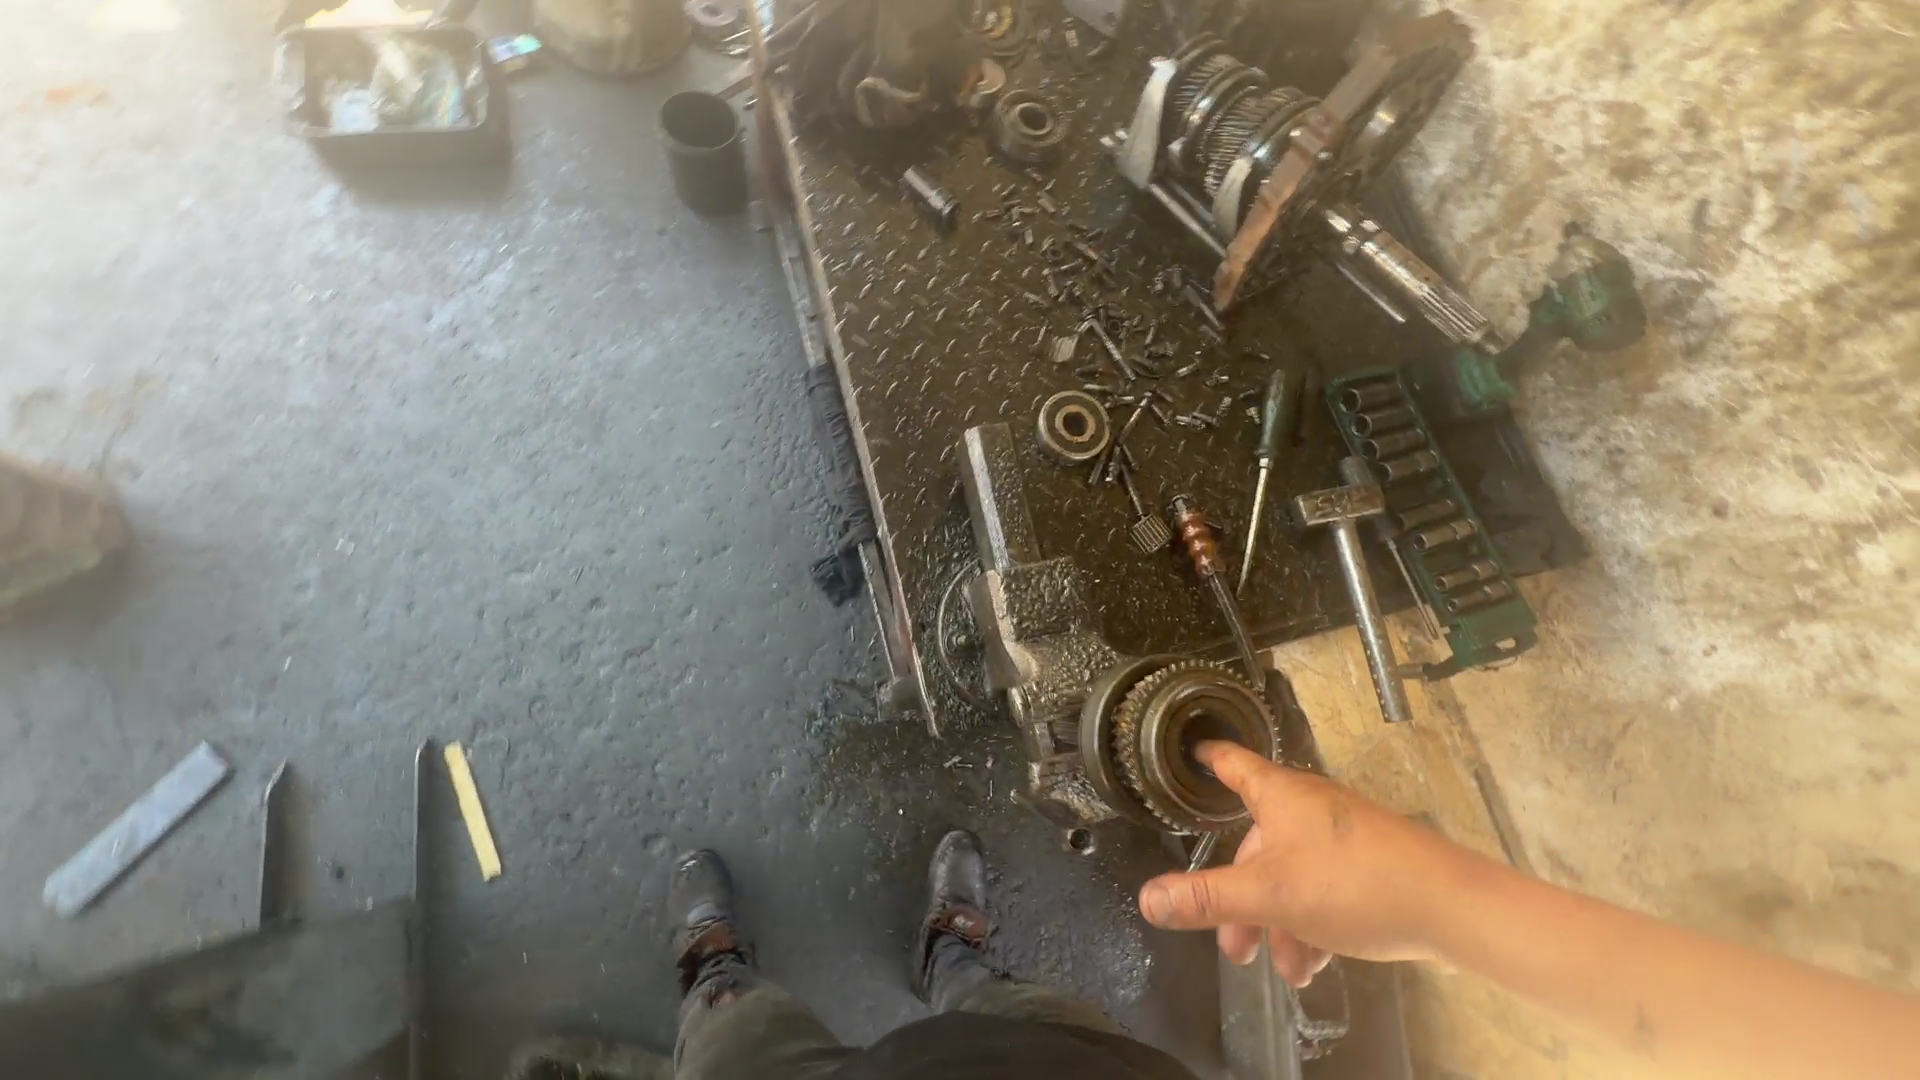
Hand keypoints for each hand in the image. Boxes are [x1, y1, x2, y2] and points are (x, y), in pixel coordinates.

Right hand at [1137, 741, 1481, 986]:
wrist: (1456, 909)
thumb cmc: (1352, 883)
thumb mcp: (1270, 894)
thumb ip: (1208, 899)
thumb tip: (1147, 899)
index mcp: (1279, 794)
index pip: (1230, 761)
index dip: (1205, 757)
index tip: (1186, 754)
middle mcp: (1307, 806)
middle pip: (1255, 842)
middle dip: (1239, 895)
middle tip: (1232, 944)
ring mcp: (1342, 836)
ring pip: (1289, 873)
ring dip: (1277, 921)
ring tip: (1282, 969)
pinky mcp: (1370, 865)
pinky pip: (1323, 889)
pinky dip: (1311, 923)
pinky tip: (1314, 966)